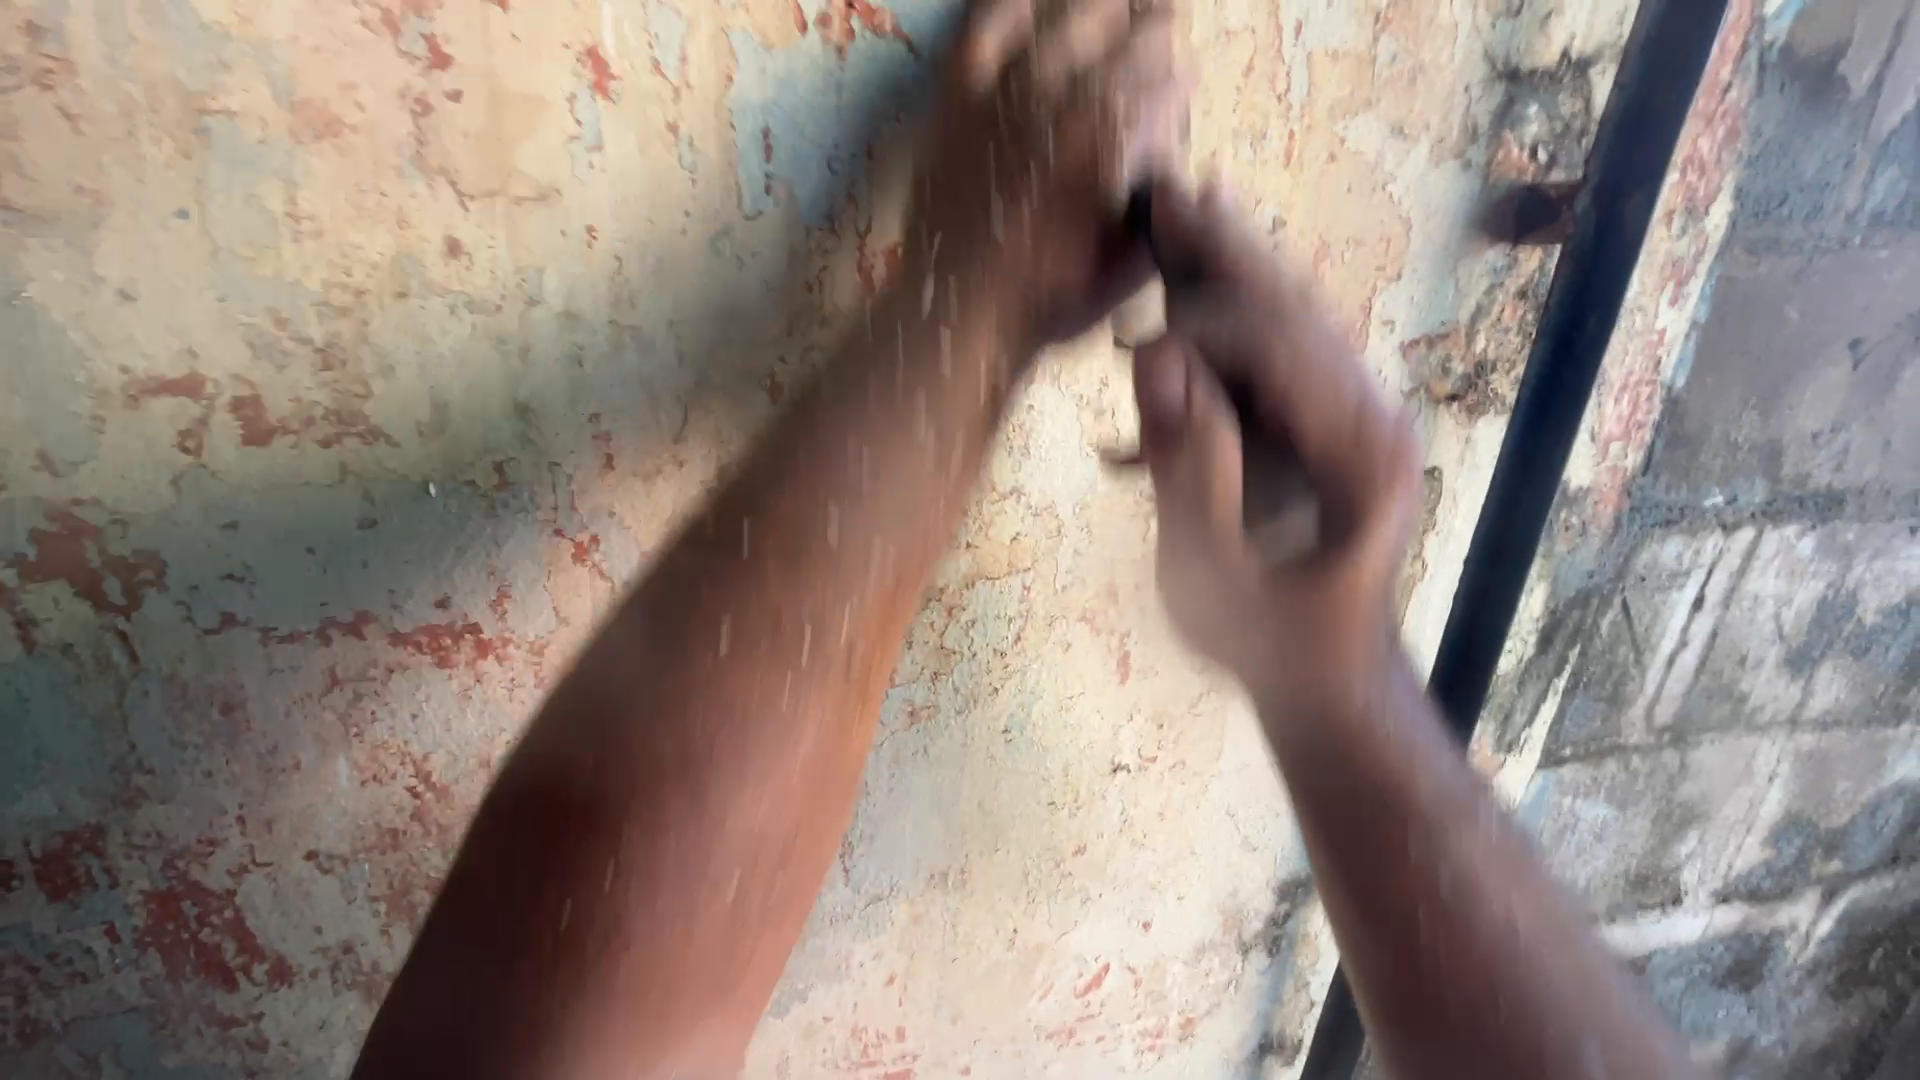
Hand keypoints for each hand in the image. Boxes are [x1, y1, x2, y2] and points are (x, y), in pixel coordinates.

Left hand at [909, 0, 1186, 353]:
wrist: (958, 314)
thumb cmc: (1045, 304)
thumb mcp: (1122, 269)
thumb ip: (1156, 212)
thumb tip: (1168, 167)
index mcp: (1113, 150)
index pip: (1164, 89)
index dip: (1176, 87)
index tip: (1180, 88)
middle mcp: (1066, 109)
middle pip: (1126, 43)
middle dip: (1153, 36)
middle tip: (1163, 32)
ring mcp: (1009, 101)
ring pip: (1065, 25)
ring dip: (1098, 12)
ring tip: (1114, 7)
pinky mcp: (960, 104)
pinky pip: (984, 33)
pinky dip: (1009, 10)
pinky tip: (1030, 2)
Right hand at [1132, 179, 1423, 717]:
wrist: (1329, 672)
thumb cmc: (1269, 641)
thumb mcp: (1213, 577)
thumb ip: (1189, 471)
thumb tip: (1155, 362)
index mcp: (1358, 452)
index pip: (1278, 345)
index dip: (1201, 330)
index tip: (1130, 350)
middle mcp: (1372, 415)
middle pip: (1294, 308)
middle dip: (1226, 253)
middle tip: (1168, 194)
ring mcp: (1358, 415)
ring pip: (1293, 316)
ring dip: (1233, 266)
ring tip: (1184, 209)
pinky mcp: (1332, 424)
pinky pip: (1283, 348)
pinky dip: (1237, 308)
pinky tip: (1205, 276)